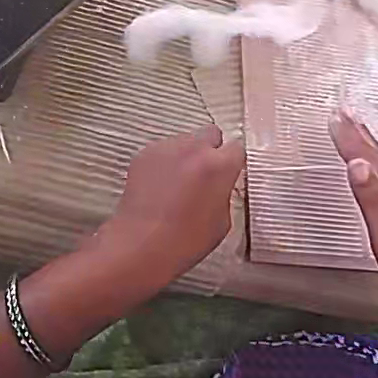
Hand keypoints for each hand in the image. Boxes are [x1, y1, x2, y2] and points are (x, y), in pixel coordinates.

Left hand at [95, 126, 244, 285]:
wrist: (141, 243)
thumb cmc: (185, 240)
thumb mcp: (222, 221)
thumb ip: (223, 192)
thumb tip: (219, 184)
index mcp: (219, 166)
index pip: (236, 148)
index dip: (232, 162)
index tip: (227, 173)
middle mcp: (193, 149)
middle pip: (210, 134)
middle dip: (210, 150)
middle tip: (204, 173)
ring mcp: (166, 148)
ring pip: (184, 141)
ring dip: (185, 156)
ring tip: (178, 183)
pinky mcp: (144, 153)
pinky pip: (162, 151)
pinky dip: (164, 162)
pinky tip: (159, 185)